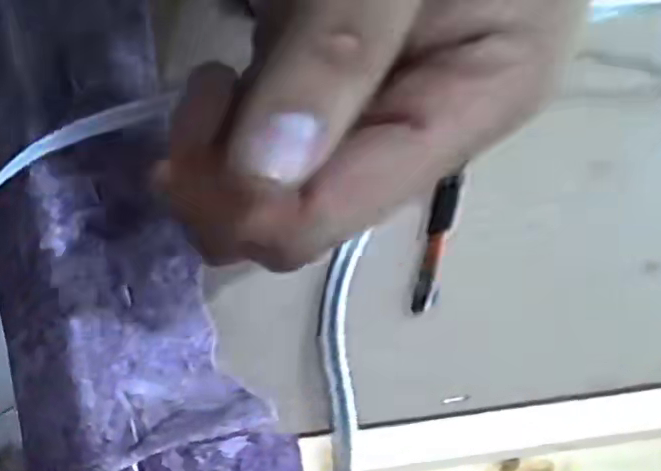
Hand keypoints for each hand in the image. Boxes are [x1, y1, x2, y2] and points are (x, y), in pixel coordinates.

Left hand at [158, 0, 581, 269]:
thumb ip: (336, 51)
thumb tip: (267, 175)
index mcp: (470, 102)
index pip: (324, 221)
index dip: (244, 208)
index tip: (190, 153)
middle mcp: (411, 140)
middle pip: (282, 230)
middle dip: (220, 190)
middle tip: (203, 100)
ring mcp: (362, 129)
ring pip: (255, 211)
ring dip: (209, 167)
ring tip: (212, 82)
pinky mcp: (319, 113)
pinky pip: (249, 173)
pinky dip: (214, 146)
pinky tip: (218, 89)